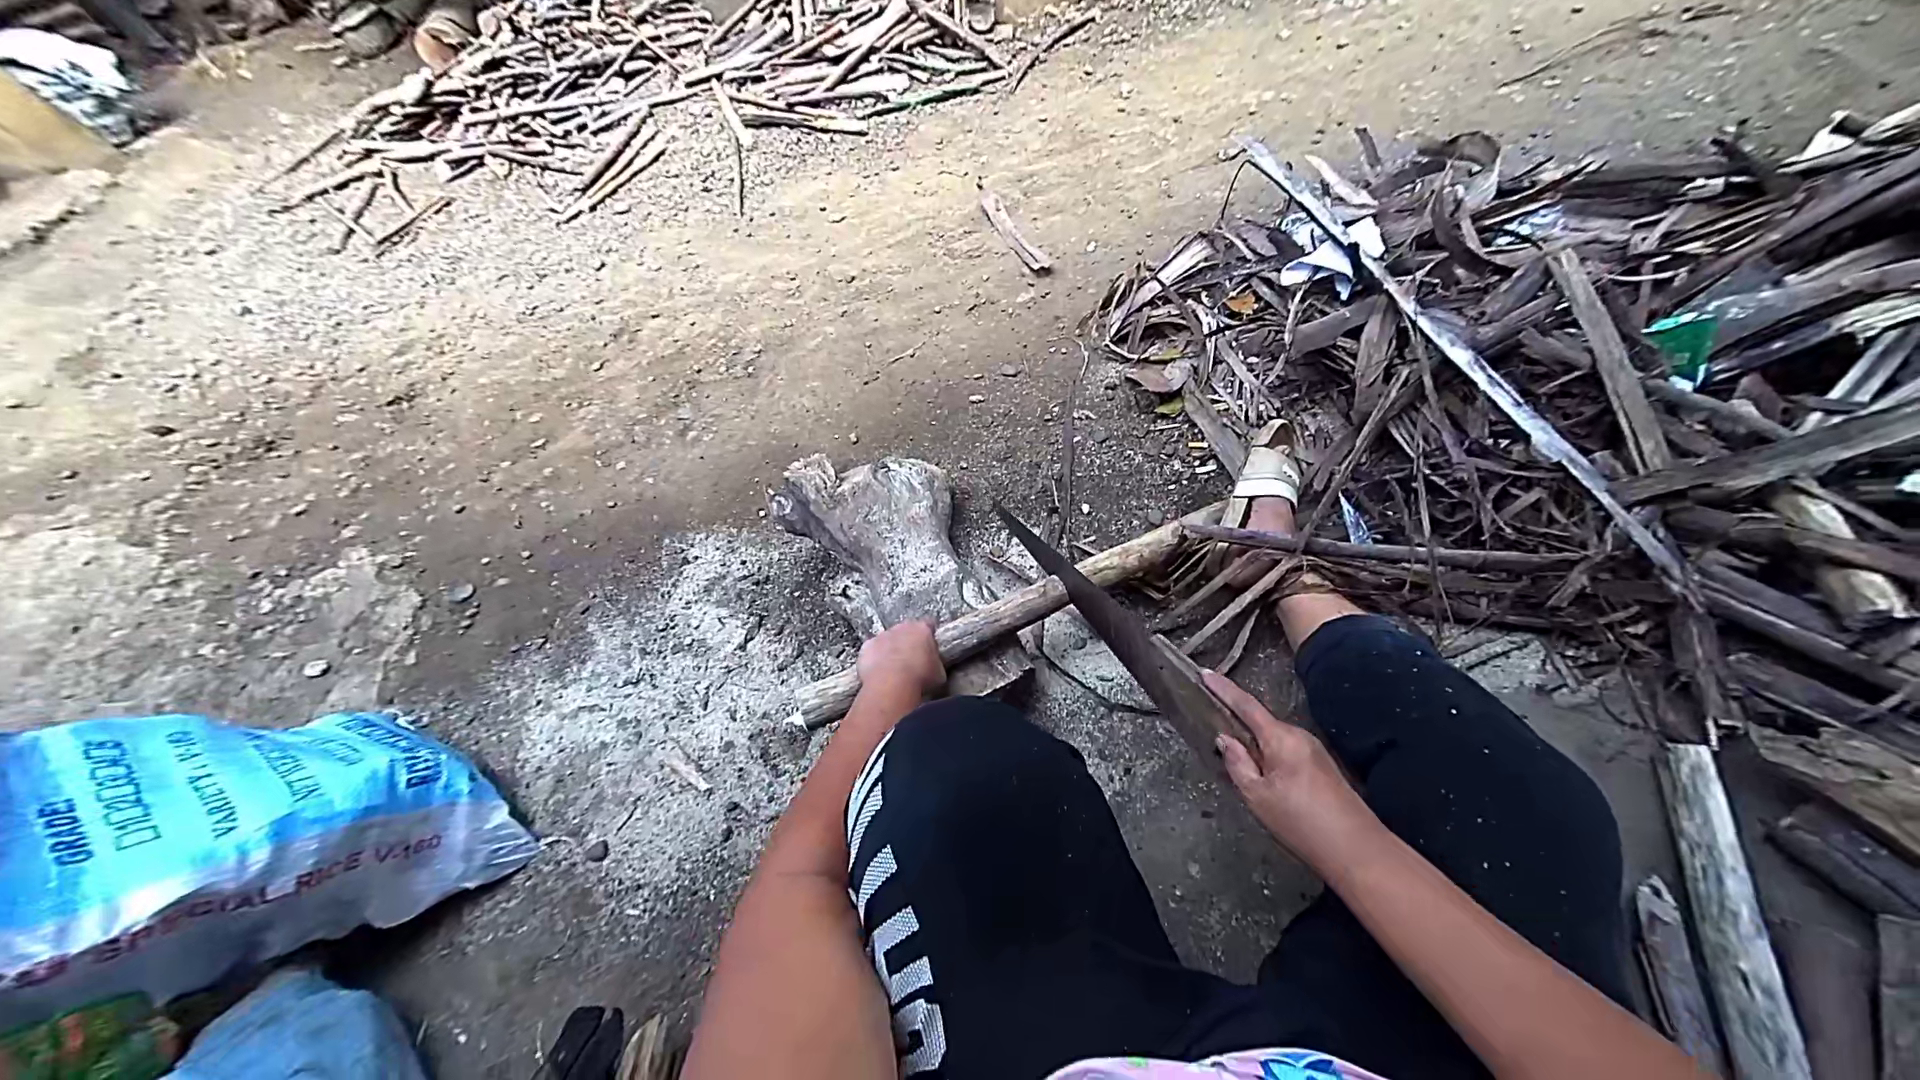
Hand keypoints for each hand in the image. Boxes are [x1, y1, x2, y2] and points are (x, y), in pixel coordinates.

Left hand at [857, 621, 945, 700]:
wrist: (891, 685)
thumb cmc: (919, 678)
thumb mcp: (939, 673)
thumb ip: (936, 663)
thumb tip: (933, 667)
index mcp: (922, 629)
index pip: (929, 625)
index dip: (929, 636)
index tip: (929, 647)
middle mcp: (901, 627)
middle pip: (906, 630)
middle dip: (908, 642)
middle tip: (911, 660)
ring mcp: (882, 636)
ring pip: (887, 640)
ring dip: (890, 650)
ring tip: (893, 670)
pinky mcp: (867, 647)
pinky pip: (872, 651)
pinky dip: (874, 659)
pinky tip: (878, 673)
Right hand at [1203, 670, 1382, 866]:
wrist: (1358, 852)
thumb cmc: (1302, 823)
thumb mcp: (1256, 795)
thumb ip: (1237, 763)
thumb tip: (1225, 739)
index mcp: (1281, 738)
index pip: (1246, 705)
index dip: (1223, 689)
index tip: (1205, 674)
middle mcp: (1299, 736)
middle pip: (1260, 723)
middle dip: (1237, 727)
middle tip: (1214, 742)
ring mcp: (1313, 750)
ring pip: (1273, 740)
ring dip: (1254, 747)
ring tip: (1239, 770)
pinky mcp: (1321, 766)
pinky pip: (1285, 751)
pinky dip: (1269, 757)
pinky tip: (1264, 780)